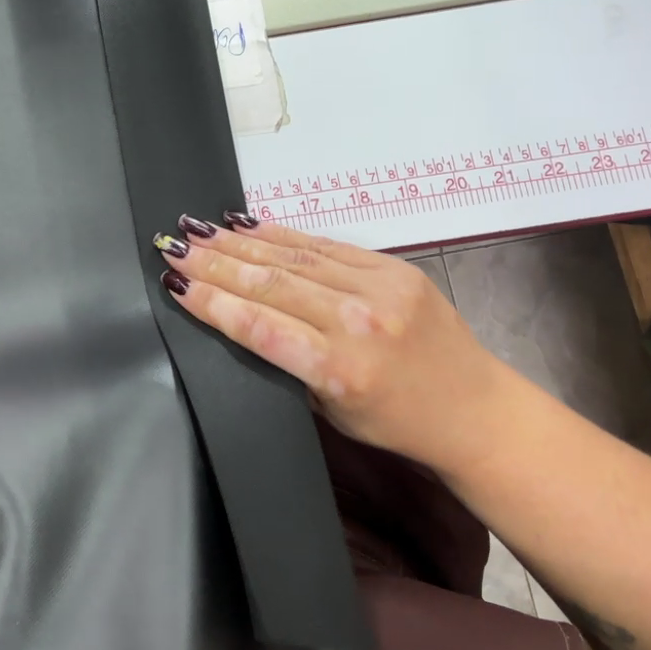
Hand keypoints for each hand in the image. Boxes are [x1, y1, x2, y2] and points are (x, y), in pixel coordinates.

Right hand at [155, 214, 522, 471]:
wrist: (477, 410)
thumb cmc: (394, 424)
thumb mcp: (330, 411)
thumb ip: (287, 362)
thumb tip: (238, 314)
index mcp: (341, 371)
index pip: (261, 327)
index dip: (213, 303)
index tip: (174, 283)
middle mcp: (359, 323)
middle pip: (270, 284)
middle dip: (214, 263)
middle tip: (172, 245)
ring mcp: (381, 289)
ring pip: (293, 257)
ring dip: (238, 242)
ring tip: (198, 230)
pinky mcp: (394, 268)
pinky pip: (325, 245)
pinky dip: (280, 234)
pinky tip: (246, 226)